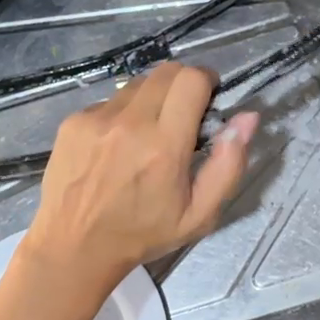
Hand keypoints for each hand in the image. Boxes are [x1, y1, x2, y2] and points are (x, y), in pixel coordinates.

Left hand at [22, 64, 257, 294]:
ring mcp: (96, 119)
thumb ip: (228, 164)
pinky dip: (121, 114)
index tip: (207, 100)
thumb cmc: (143, 233)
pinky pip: (109, 101)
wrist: (75, 247)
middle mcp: (130, 123)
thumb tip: (247, 118)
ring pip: (137, 84)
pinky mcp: (73, 121)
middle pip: (166, 71)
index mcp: (164, 146)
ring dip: (151, 99)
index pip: (192, 80)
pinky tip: (116, 146)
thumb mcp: (199, 214)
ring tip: (146, 134)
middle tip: (182, 115)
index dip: (206, 82)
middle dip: (182, 85)